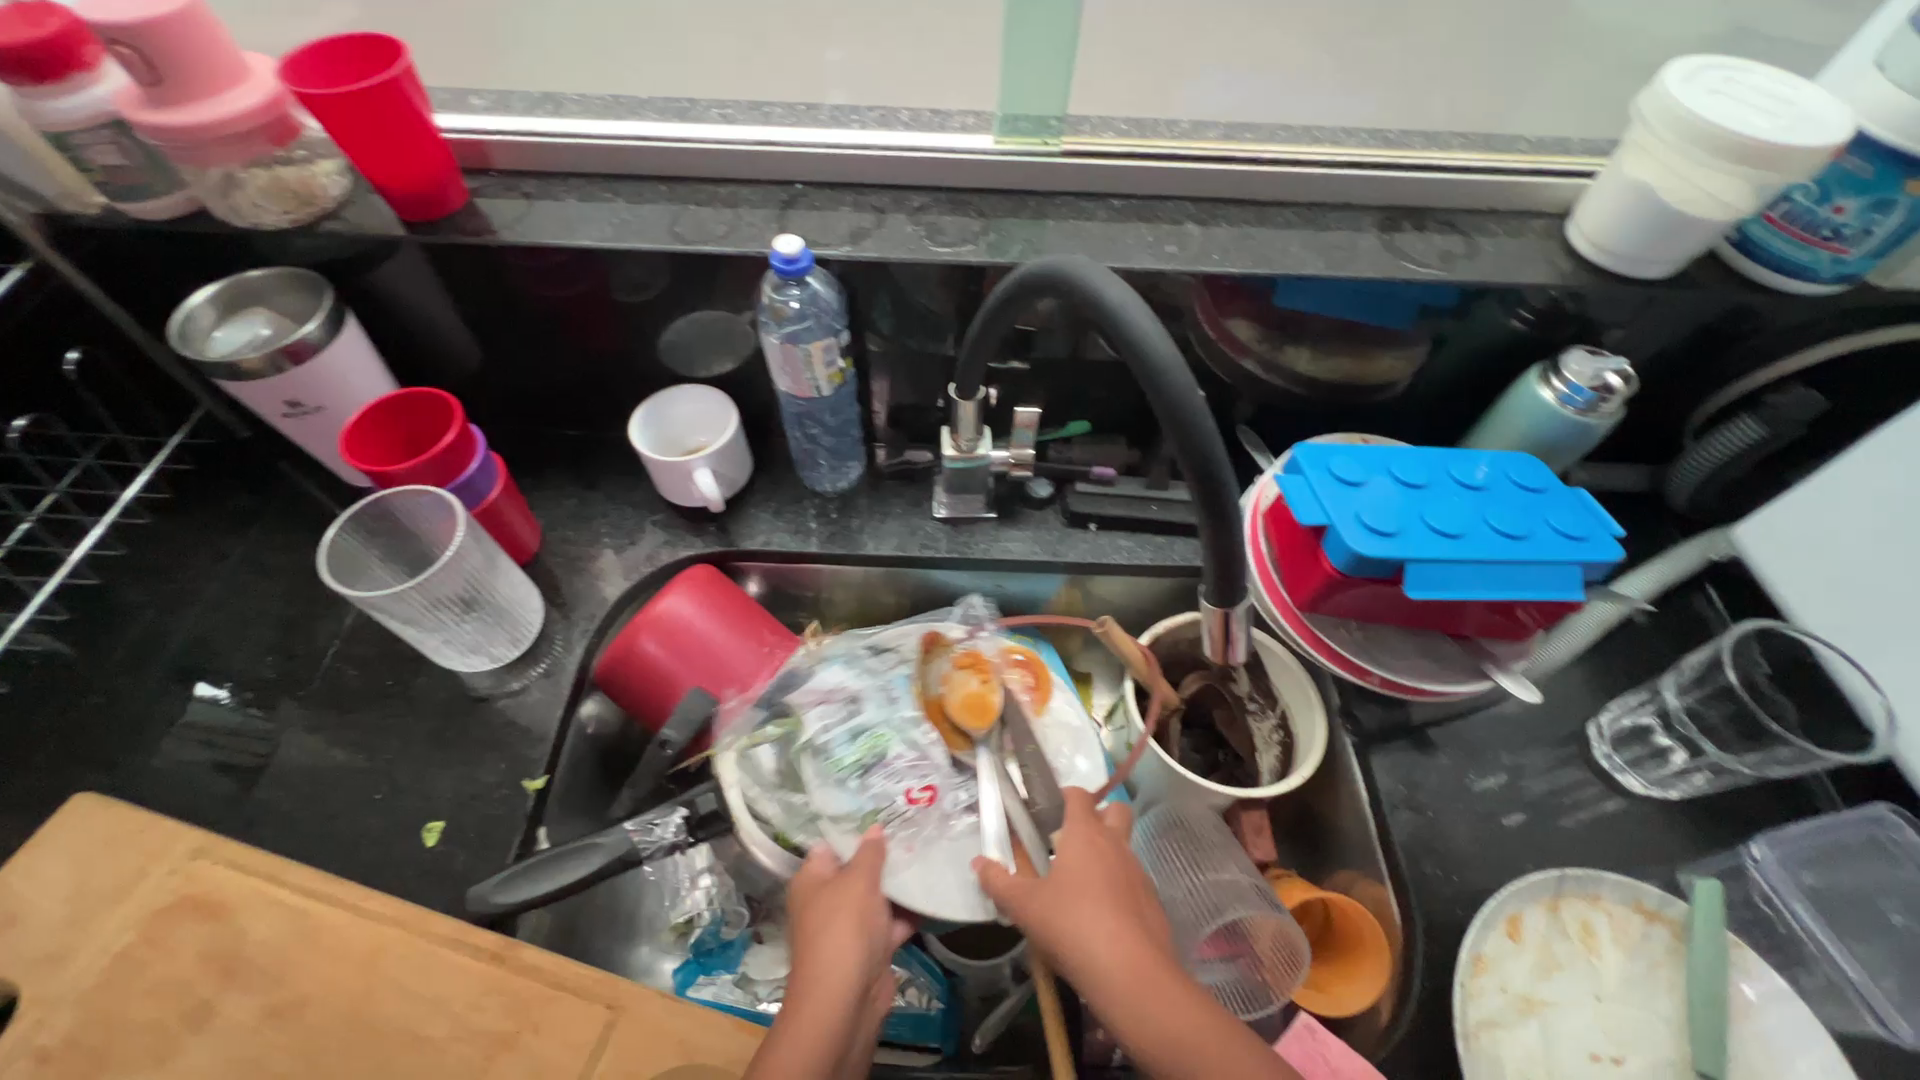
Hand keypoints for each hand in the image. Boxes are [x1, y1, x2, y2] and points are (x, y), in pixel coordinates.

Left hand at [786, 826, 915, 1011]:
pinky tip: (932, 896)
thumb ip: (869, 853)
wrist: (846, 1000)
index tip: (885, 815)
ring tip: (930, 858)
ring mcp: (848, 928)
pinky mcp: (869, 949)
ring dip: (899, 886)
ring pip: (876, 899)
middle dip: (884, 858)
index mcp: (812, 880)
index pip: (830, 846)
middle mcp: (826, 901)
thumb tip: (874, 827)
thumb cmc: (844, 929)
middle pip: (856, 872)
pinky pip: (890, 924)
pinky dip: (908, 915)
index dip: (854, 832)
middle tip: (915, 834)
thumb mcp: (858, 881)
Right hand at [973, 788, 1176, 993]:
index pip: (1080, 796)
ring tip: (1080, 886)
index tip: (1048, 809)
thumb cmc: (1071, 925)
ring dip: (1107, 855)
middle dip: (1098, 816)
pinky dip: (1120, 889)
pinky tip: (1102, 917)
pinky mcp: (1152, 902)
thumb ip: (999, 882)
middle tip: (1072, 840)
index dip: (1065, 796)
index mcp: (1085, 834)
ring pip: (1126, 848)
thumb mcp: (1024, 906)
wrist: (1130, 973)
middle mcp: (1116, 845)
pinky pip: (1134, 882)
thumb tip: (979, 863)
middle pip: (1116, 810)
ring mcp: (1139, 873)